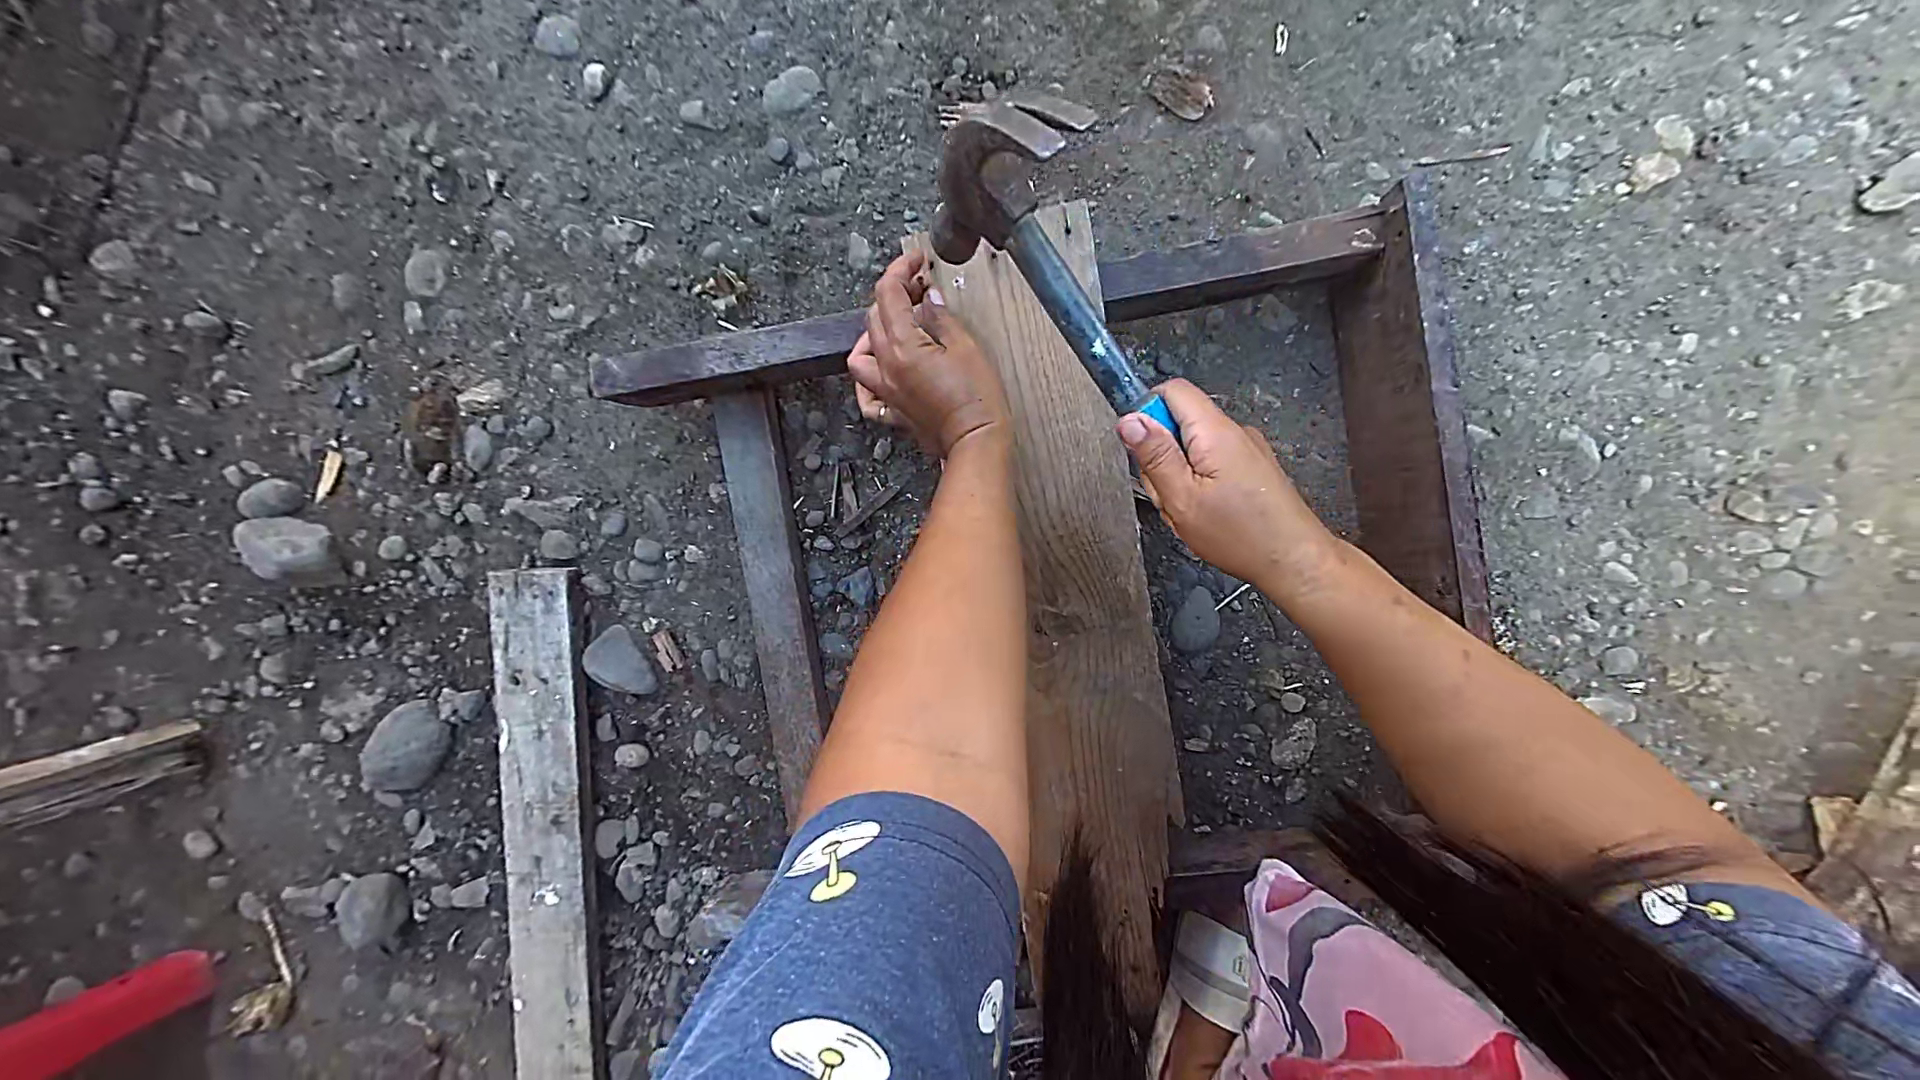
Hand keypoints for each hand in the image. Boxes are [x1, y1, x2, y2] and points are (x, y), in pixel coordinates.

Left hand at [847, 250, 1009, 457]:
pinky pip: (866, 394)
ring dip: (873, 333)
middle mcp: (887, 368)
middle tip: (919, 289)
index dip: (900, 269)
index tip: (916, 260)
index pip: (888, 294)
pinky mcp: (894, 411)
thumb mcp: (966, 347)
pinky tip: (881, 369)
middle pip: (874, 318)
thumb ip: (941, 318)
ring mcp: (887, 392)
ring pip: (861, 353)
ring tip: (897, 326)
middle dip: (893, 296)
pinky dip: (868, 378)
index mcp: (903, 347)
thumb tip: (929, 299)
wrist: (976, 441)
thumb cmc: (978, 400)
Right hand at [1116, 379, 1341, 594]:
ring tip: (1190, 508)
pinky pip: (1209, 462)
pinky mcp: (1250, 466)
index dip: (1146, 415)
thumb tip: (1129, 420)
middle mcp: (1234, 432)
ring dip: (1178, 476)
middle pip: (1178, 422)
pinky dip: (1198, 484)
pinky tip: (1206, 512)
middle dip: (1161, 456)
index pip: (1170, 390)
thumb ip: (1154, 455)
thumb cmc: (1243, 536)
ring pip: (1191, 447)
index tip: (1144, 451)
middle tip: (1170, 493)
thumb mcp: (1182, 498)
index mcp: (1214, 432)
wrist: (1293, 560)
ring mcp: (1245, 448)